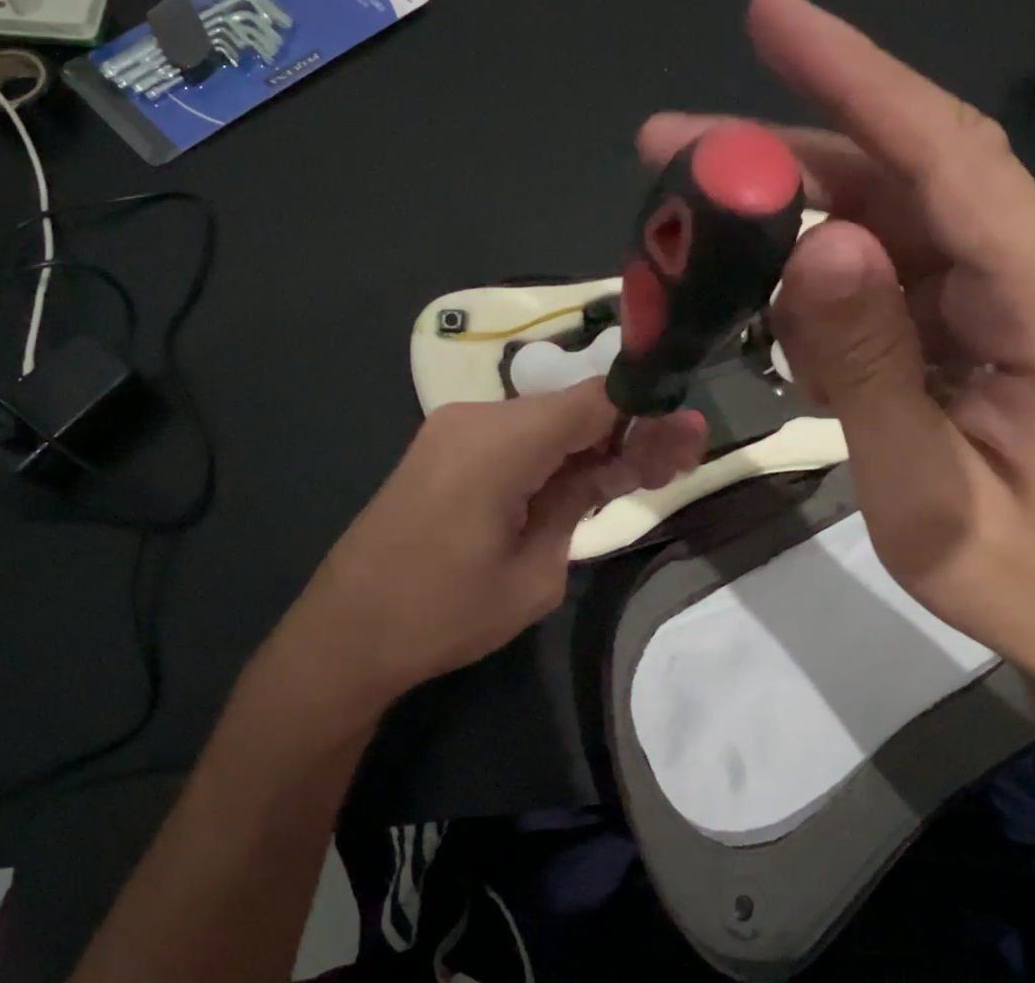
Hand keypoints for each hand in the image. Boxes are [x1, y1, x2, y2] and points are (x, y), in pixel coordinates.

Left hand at [285, 380, 706, 699]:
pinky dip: (553, 455)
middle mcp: (476, 417)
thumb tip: (617, 466)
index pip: (595, 398)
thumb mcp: (536, 572)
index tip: (689, 431)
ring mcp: (452, 429)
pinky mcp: (441, 449)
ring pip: (545, 422)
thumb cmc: (444, 614)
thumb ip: (583, 504)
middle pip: (572, 407)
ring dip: (592, 445)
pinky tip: (584, 480)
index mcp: (501, 442)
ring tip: (641, 474)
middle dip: (627, 431)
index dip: (647, 410)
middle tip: (680, 459)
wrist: (345, 635)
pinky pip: (513, 439)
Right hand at [637, 0, 1034, 671]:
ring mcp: (1002, 295)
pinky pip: (883, 273)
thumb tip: (812, 247)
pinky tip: (776, 318)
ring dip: (790, 218)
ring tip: (700, 236)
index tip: (770, 17)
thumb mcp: (927, 495)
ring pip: (885, 216)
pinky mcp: (973, 321)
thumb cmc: (1018, 574)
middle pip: (907, 172)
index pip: (948, 159)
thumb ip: (872, 370)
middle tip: (672, 145)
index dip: (856, 80)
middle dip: (789, 148)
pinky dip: (815, 283)